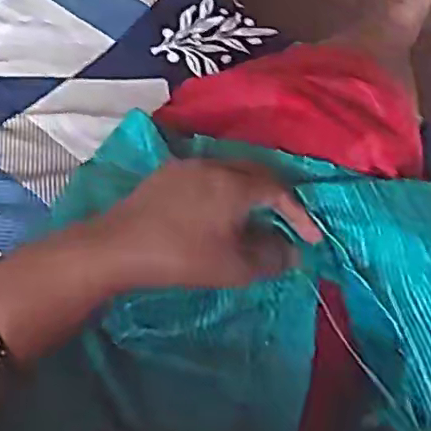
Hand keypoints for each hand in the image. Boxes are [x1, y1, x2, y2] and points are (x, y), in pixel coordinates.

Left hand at [77, 158, 322, 291]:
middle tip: (287, 221)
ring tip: (255, 219)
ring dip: (247, 191)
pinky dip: (223, 190)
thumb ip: (271, 256)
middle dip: (275, 195)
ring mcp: (183, 166)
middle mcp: (210, 164)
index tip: (312, 238)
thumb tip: (290, 249)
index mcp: (232, 182)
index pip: (277, 188)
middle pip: (253, 172)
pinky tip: (219, 212)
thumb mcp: (235, 266)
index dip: (299, 212)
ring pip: (227, 171)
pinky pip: (206, 175)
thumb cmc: (182, 256)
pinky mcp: (164, 175)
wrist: (119, 245)